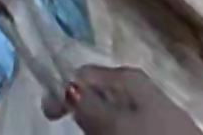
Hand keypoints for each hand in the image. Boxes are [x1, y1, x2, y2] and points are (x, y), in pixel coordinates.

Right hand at [42, 66, 199, 134]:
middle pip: (99, 97)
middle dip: (85, 116)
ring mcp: (154, 116)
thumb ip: (87, 105)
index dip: (63, 91)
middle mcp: (139, 90)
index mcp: (128, 78)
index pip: (85, 74)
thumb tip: (65, 87)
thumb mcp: (115, 125)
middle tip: (78, 132)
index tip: (48, 115)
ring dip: (99, 129)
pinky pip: (129, 129)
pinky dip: (116, 132)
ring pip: (115, 119)